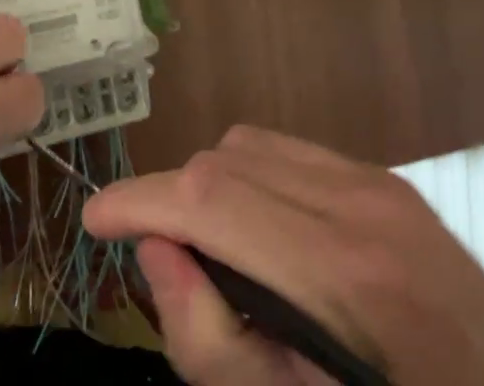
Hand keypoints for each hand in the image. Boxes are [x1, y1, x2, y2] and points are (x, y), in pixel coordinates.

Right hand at [83, 126, 483, 385]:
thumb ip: (208, 339)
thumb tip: (154, 250)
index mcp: (345, 271)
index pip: (208, 197)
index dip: (136, 201)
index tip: (94, 221)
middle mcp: (362, 203)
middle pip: (221, 162)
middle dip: (169, 201)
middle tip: (162, 260)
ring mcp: (382, 184)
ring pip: (248, 144)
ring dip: (208, 186)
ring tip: (212, 247)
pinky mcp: (390, 182)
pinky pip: (289, 151)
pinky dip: (250, 177)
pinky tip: (261, 231)